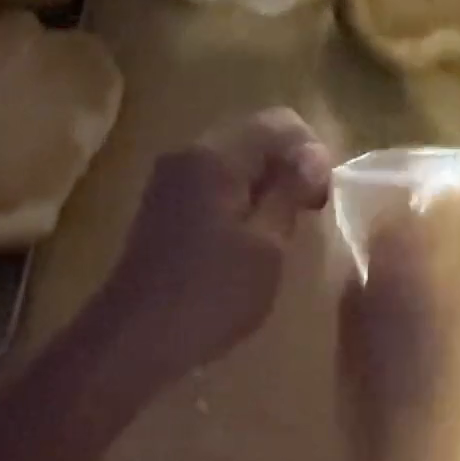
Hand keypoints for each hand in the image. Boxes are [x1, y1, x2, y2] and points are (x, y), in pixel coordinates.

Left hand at [104, 108, 331, 373]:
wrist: (138, 338)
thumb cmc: (212, 295)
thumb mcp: (267, 245)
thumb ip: (290, 192)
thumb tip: (314, 155)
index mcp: (216, 155)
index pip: (281, 122)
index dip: (312, 154)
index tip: (321, 201)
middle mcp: (188, 153)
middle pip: (254, 137)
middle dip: (289, 167)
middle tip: (308, 215)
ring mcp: (170, 180)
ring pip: (233, 163)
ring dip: (265, 187)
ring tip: (283, 231)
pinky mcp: (163, 207)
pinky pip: (213, 186)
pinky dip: (239, 201)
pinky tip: (250, 240)